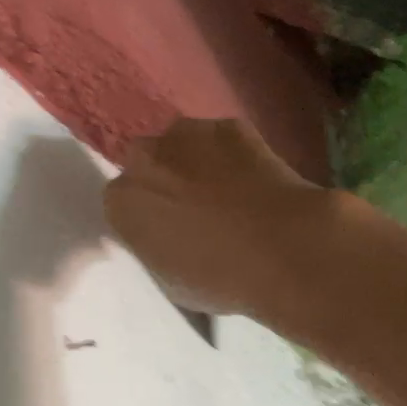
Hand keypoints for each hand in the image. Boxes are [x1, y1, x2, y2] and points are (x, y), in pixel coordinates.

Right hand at [104, 118, 340, 318]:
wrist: (285, 249)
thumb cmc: (221, 278)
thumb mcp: (169, 280)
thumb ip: (154, 246)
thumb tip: (164, 236)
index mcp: (121, 200)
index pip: (123, 202)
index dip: (146, 215)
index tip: (167, 231)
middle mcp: (143, 158)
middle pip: (145, 162)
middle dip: (163, 178)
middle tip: (194, 207)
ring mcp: (186, 134)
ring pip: (181, 144)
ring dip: (194, 161)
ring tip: (228, 191)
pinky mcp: (228, 125)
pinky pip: (222, 140)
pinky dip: (233, 155)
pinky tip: (255, 180)